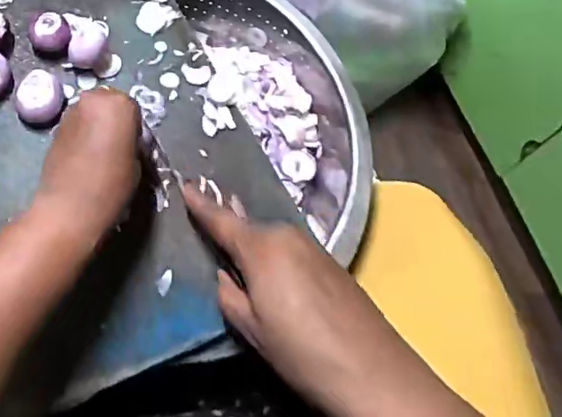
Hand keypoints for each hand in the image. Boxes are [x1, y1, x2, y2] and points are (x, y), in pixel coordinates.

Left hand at [33, 87, 142, 240]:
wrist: (69, 206)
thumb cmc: (111, 185)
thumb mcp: (136, 164)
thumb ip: (133, 143)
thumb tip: (127, 142)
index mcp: (119, 104)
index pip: (133, 108)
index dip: (134, 128)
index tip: (133, 146)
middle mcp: (93, 98)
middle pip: (109, 103)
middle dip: (113, 120)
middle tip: (116, 145)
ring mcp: (72, 109)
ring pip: (91, 111)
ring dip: (96, 124)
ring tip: (98, 152)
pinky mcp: (56, 124)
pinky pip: (77, 122)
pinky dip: (82, 132)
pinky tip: (83, 155)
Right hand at [183, 186, 476, 416]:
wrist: (376, 376)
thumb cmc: (304, 353)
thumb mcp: (252, 330)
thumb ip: (229, 295)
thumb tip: (226, 274)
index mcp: (260, 247)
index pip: (221, 219)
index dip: (201, 203)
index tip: (185, 185)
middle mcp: (285, 235)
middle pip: (250, 229)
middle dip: (235, 236)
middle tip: (218, 245)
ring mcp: (312, 246)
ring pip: (273, 241)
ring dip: (260, 251)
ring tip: (251, 273)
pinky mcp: (332, 262)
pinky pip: (293, 252)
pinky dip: (281, 261)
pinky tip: (283, 285)